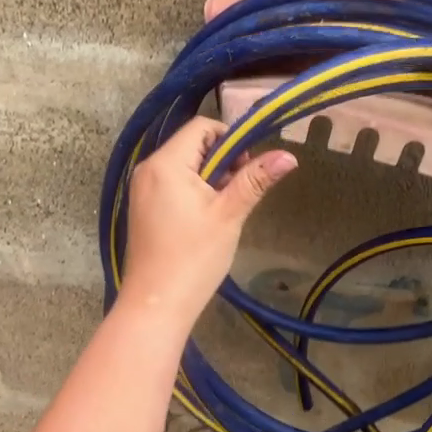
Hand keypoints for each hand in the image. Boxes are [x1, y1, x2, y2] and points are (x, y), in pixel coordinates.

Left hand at [119, 117, 296, 321]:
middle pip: (192, 145)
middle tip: (237, 195)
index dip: (231, 140)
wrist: (156, 304)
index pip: (202, 127)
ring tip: (223, 212)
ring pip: (184, 167)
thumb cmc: (194, 258)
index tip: (246, 171)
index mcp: (166, 163)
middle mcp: (148, 169)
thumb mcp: (229, 214)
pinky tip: (205, 221)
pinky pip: (172, 185)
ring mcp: (142, 190)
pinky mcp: (143, 209)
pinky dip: (194, 193)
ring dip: (210, 180)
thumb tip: (288, 155)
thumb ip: (255, 180)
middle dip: (222, 163)